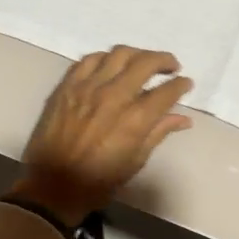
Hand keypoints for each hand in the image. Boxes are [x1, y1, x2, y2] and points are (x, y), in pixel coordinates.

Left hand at [9, 46, 194, 225]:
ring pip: (118, 53)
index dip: (181, 85)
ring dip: (136, 54)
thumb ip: (158, 133)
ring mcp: (88, 87)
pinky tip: (110, 66)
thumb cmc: (99, 181)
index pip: (167, 91)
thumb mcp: (135, 161)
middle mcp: (114, 95)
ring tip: (141, 62)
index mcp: (135, 118)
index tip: (185, 84)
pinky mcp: (67, 85)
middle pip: (145, 62)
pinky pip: (89, 59)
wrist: (53, 185)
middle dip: (164, 60)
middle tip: (170, 67)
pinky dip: (105, 58)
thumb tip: (182, 118)